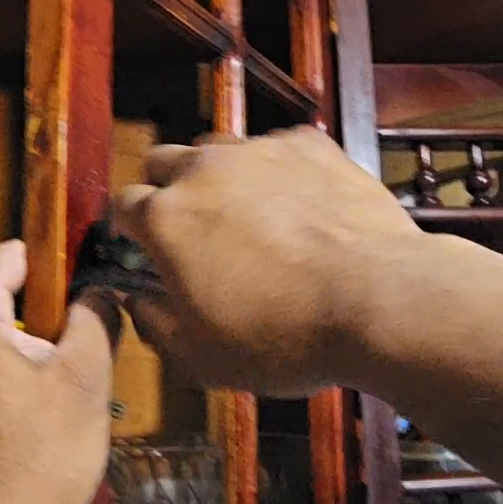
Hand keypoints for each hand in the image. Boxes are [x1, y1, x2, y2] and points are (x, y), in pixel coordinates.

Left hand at [0, 240, 121, 503]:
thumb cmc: (29, 459)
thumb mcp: (82, 383)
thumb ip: (96, 322)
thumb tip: (99, 291)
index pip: (16, 253)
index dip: (62, 260)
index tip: (98, 283)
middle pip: (15, 296)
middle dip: (60, 316)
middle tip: (98, 347)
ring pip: (12, 338)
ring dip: (49, 354)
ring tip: (81, 389)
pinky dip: (29, 381)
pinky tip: (54, 419)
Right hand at [113, 126, 427, 393]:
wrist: (379, 300)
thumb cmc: (283, 337)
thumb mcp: (202, 358)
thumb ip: (155, 324)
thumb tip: (137, 301)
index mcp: (167, 218)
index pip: (123, 205)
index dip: (131, 229)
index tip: (146, 249)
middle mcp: (204, 169)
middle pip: (162, 162)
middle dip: (167, 190)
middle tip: (195, 231)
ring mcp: (258, 151)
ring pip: (218, 149)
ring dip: (218, 176)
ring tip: (249, 215)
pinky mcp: (308, 145)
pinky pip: (276, 148)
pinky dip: (276, 171)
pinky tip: (301, 206)